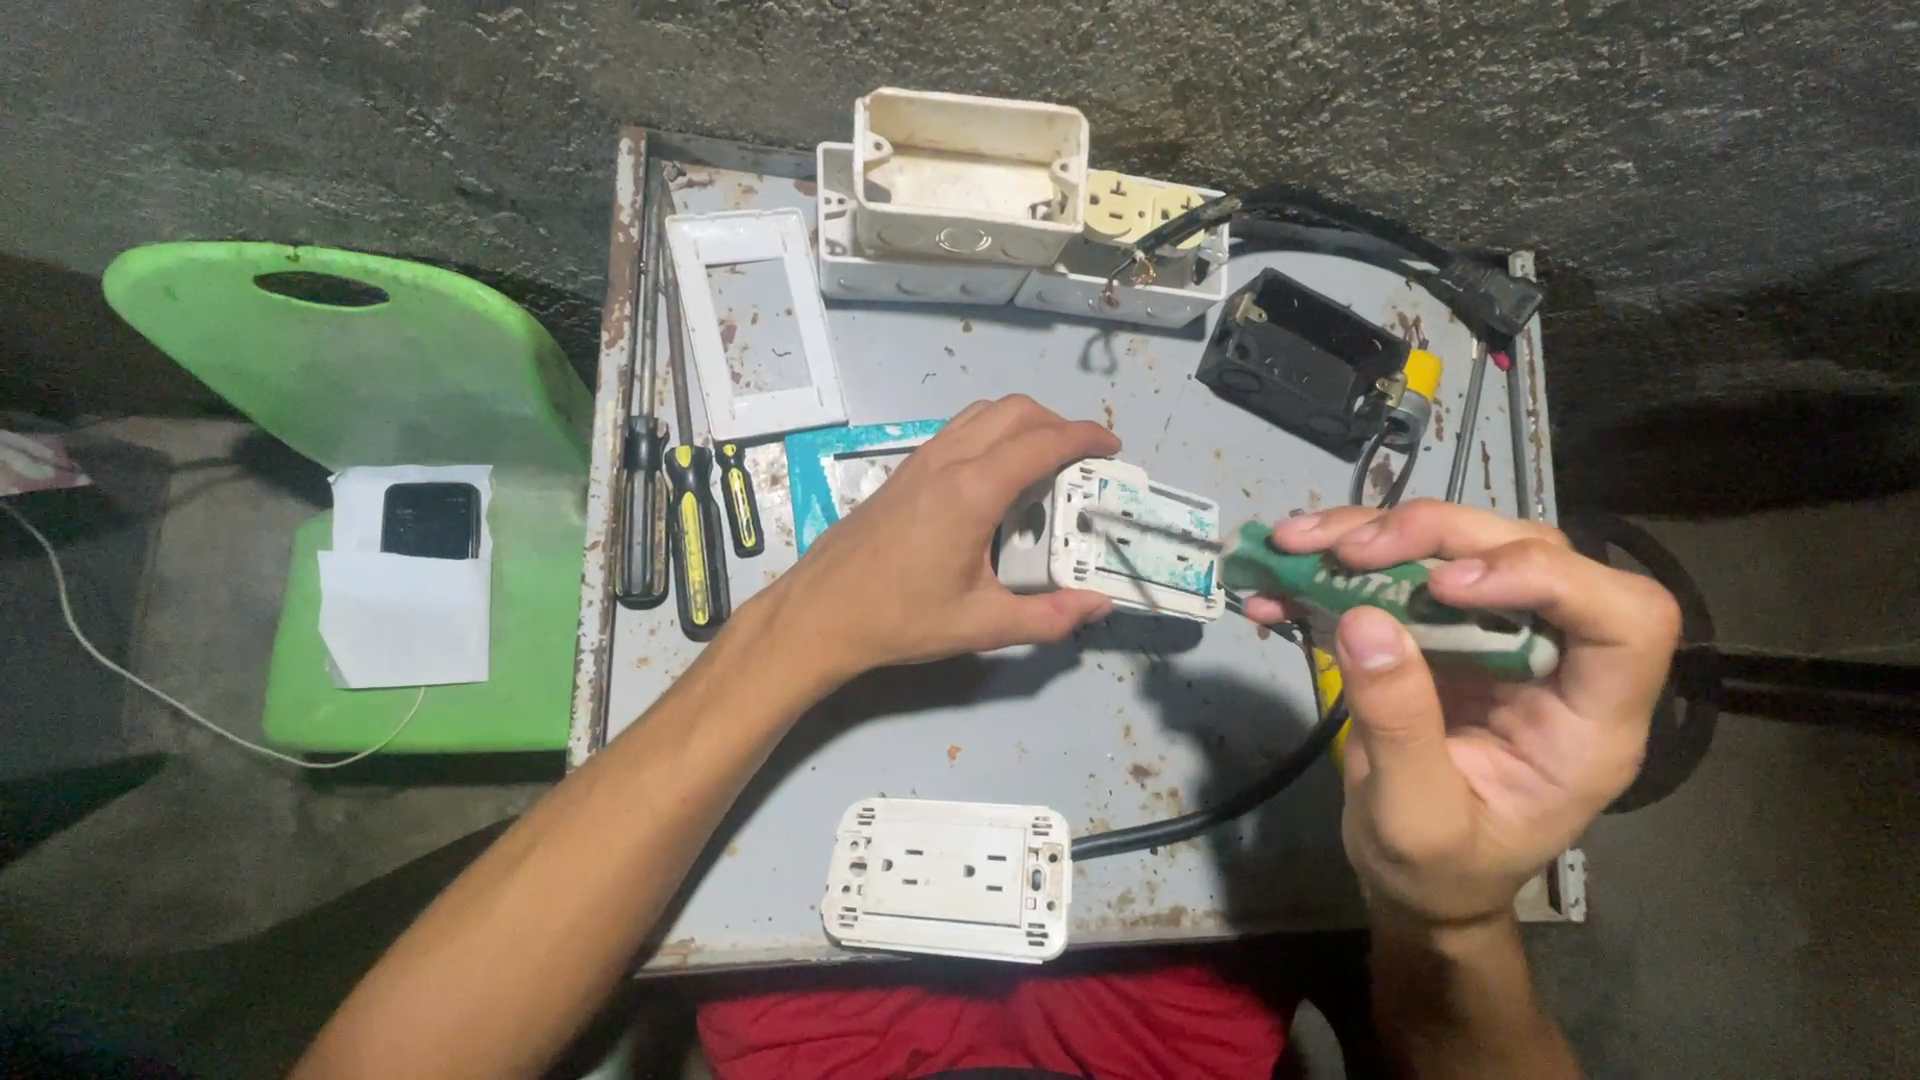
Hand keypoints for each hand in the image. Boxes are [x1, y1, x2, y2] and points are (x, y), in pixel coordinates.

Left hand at [760, 395, 1120, 680]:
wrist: (821, 613)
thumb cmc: (901, 619)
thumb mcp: (982, 625)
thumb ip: (1049, 617)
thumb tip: (1098, 606)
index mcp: (972, 491)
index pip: (1042, 442)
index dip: (1085, 437)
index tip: (1111, 447)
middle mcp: (948, 461)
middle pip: (1015, 411)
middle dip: (1058, 423)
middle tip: (1081, 459)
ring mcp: (920, 460)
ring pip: (983, 413)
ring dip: (1023, 423)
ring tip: (1043, 461)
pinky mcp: (904, 470)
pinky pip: (959, 430)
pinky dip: (991, 433)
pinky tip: (995, 477)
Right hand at [1241, 500, 1679, 929]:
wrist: (1414, 875)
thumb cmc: (1438, 866)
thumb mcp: (1415, 816)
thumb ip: (1398, 725)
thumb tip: (1365, 621)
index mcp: (1583, 720)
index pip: (1625, 620)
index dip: (1546, 579)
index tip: (1445, 586)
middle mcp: (1549, 661)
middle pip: (1527, 552)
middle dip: (1432, 535)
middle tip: (1346, 550)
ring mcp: (1490, 639)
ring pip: (1456, 547)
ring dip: (1369, 534)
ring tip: (1293, 543)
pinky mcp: (1435, 634)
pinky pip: (1391, 578)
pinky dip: (1329, 572)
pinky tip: (1274, 588)